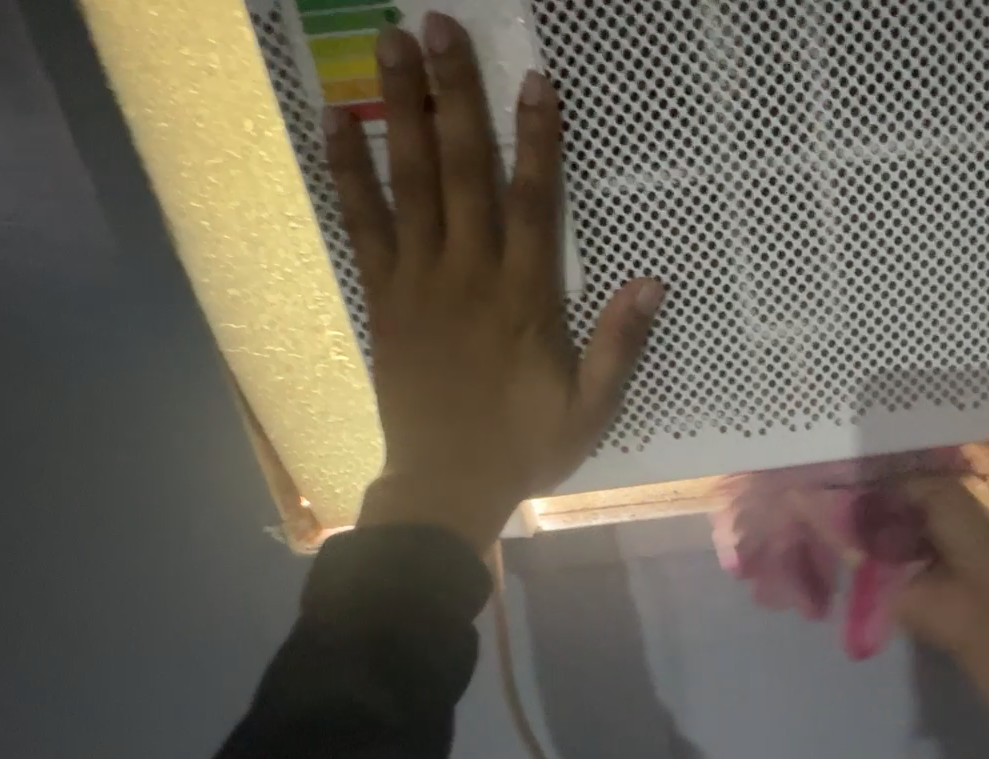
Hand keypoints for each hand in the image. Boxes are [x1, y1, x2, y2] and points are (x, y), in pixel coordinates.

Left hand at [325, 15, 664, 549]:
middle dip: (456, 96)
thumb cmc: (526, 446)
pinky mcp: (384, 298)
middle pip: (463, 173)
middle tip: (439, 24)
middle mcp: (470, 276)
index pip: (535, 206)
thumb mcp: (591, 407)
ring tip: (389, 45)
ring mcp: (419, 283)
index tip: (537, 80)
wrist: (448, 483)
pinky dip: (347, 174)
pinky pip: (362, 225)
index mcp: (526, 300)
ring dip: (399, 112)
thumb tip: (652, 282)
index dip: (538, 141)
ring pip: (409, 184)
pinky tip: (336, 125)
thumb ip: (619, 344)